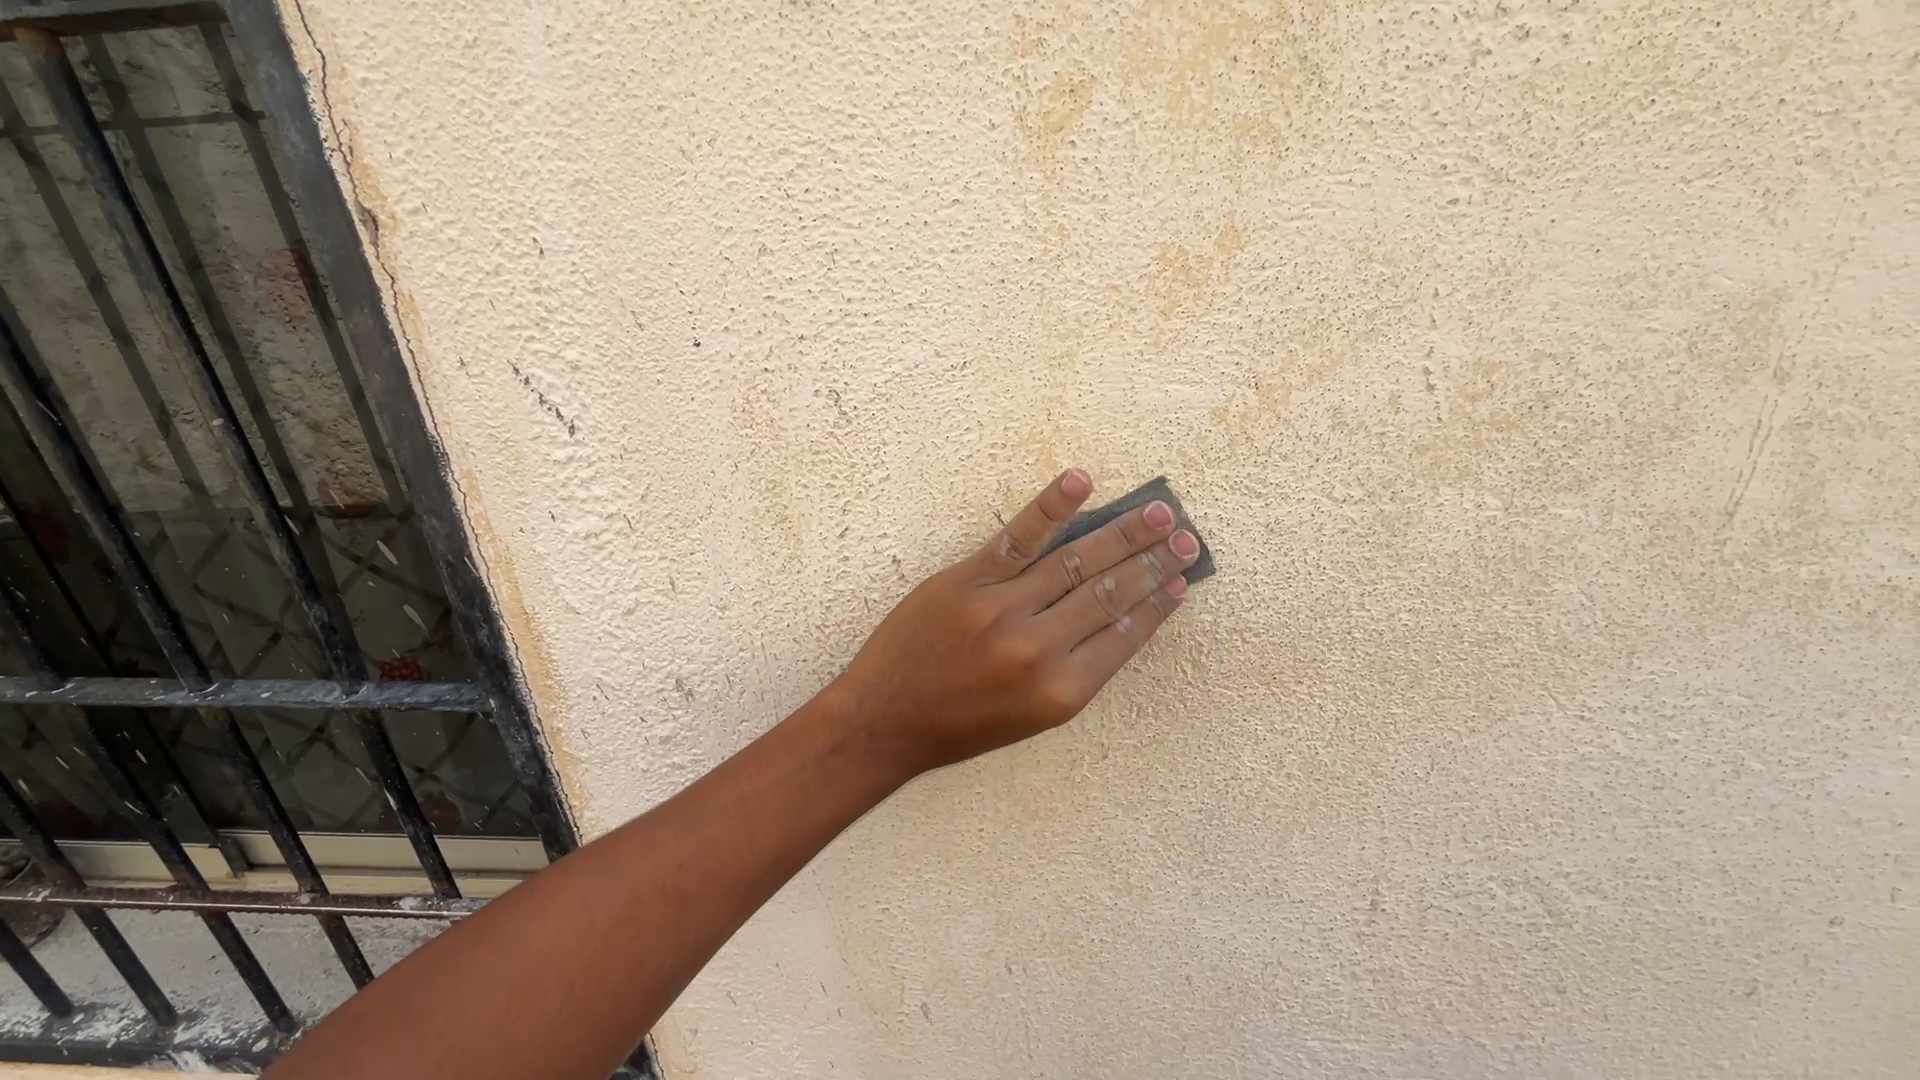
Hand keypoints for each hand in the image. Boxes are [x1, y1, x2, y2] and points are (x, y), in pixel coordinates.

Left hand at [829, 469, 1199, 774]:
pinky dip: (1050, 507)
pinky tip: (1079, 482)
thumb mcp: (1030, 718)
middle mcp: (1038, 649)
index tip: (1181, 581)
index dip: (1158, 605)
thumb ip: (1074, 671)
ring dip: (1123, 534)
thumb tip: (1116, 620)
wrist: (884, 719)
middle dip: (1155, 563)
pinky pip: (1017, 537)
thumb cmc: (959, 725)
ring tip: (1158, 512)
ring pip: (1076, 562)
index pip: (1125, 636)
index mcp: (1061, 692)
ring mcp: (1002, 609)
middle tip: (1186, 537)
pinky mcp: (966, 581)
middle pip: (1110, 593)